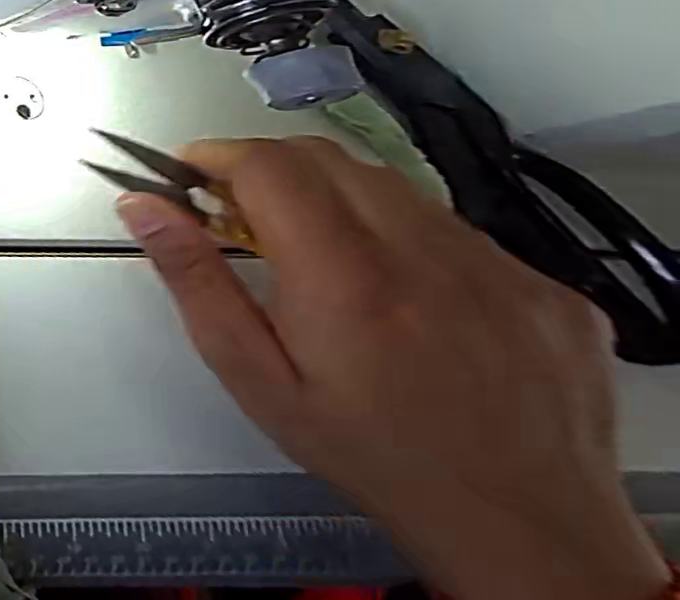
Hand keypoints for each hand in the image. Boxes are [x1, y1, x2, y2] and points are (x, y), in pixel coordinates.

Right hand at [117, 137, 667, 599]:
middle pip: (323, 157)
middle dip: (261, 164)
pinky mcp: (543, 285)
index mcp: (346, 278)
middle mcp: (428, 258)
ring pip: (384, 182)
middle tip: (233, 206)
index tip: (188, 171)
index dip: (217, 155)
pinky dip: (390, 225)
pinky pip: (446, 222)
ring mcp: (499, 268)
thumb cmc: (359, 446)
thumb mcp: (247, 368)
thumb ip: (191, 276)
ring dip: (324, 191)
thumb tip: (142, 205)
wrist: (521, 530)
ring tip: (304, 241)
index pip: (270, 167)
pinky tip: (385, 279)